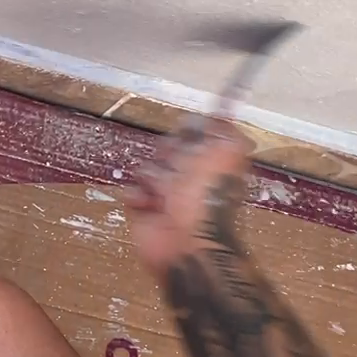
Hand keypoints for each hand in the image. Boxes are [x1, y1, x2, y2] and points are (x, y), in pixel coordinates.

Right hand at [124, 115, 252, 271]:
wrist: (185, 243)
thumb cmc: (205, 199)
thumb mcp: (225, 154)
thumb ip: (225, 131)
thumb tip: (221, 113)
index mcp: (215, 164)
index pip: (197, 135)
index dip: (190, 132)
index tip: (188, 134)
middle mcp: (192, 178)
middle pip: (168, 148)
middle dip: (168, 154)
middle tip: (175, 166)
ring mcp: (167, 195)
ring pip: (146, 168)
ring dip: (151, 177)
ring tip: (162, 193)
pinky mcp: (144, 210)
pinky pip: (130, 191)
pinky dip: (136, 196)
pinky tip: (147, 203)